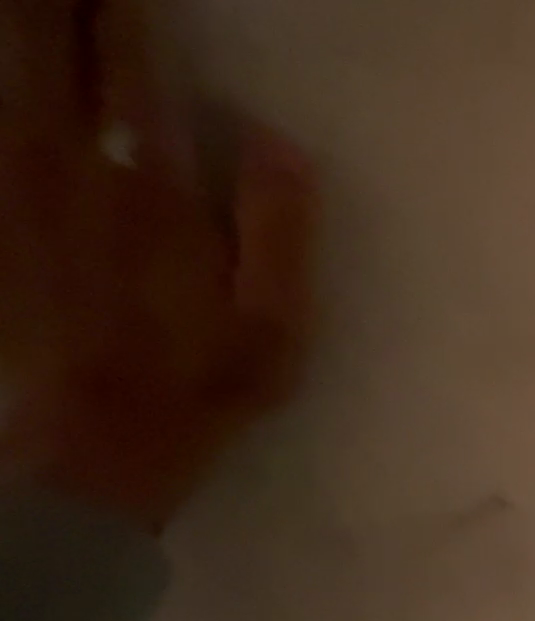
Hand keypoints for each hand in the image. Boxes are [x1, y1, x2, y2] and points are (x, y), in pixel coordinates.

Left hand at [0, 0, 317, 529]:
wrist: (88, 438)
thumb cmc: (202, 381)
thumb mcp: (277, 324)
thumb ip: (280, 231)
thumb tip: (280, 143)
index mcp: (157, 192)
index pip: (133, 66)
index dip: (125, 5)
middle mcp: (70, 166)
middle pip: (44, 43)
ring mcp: (7, 178)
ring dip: (16, 21)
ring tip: (36, 0)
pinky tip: (2, 59)